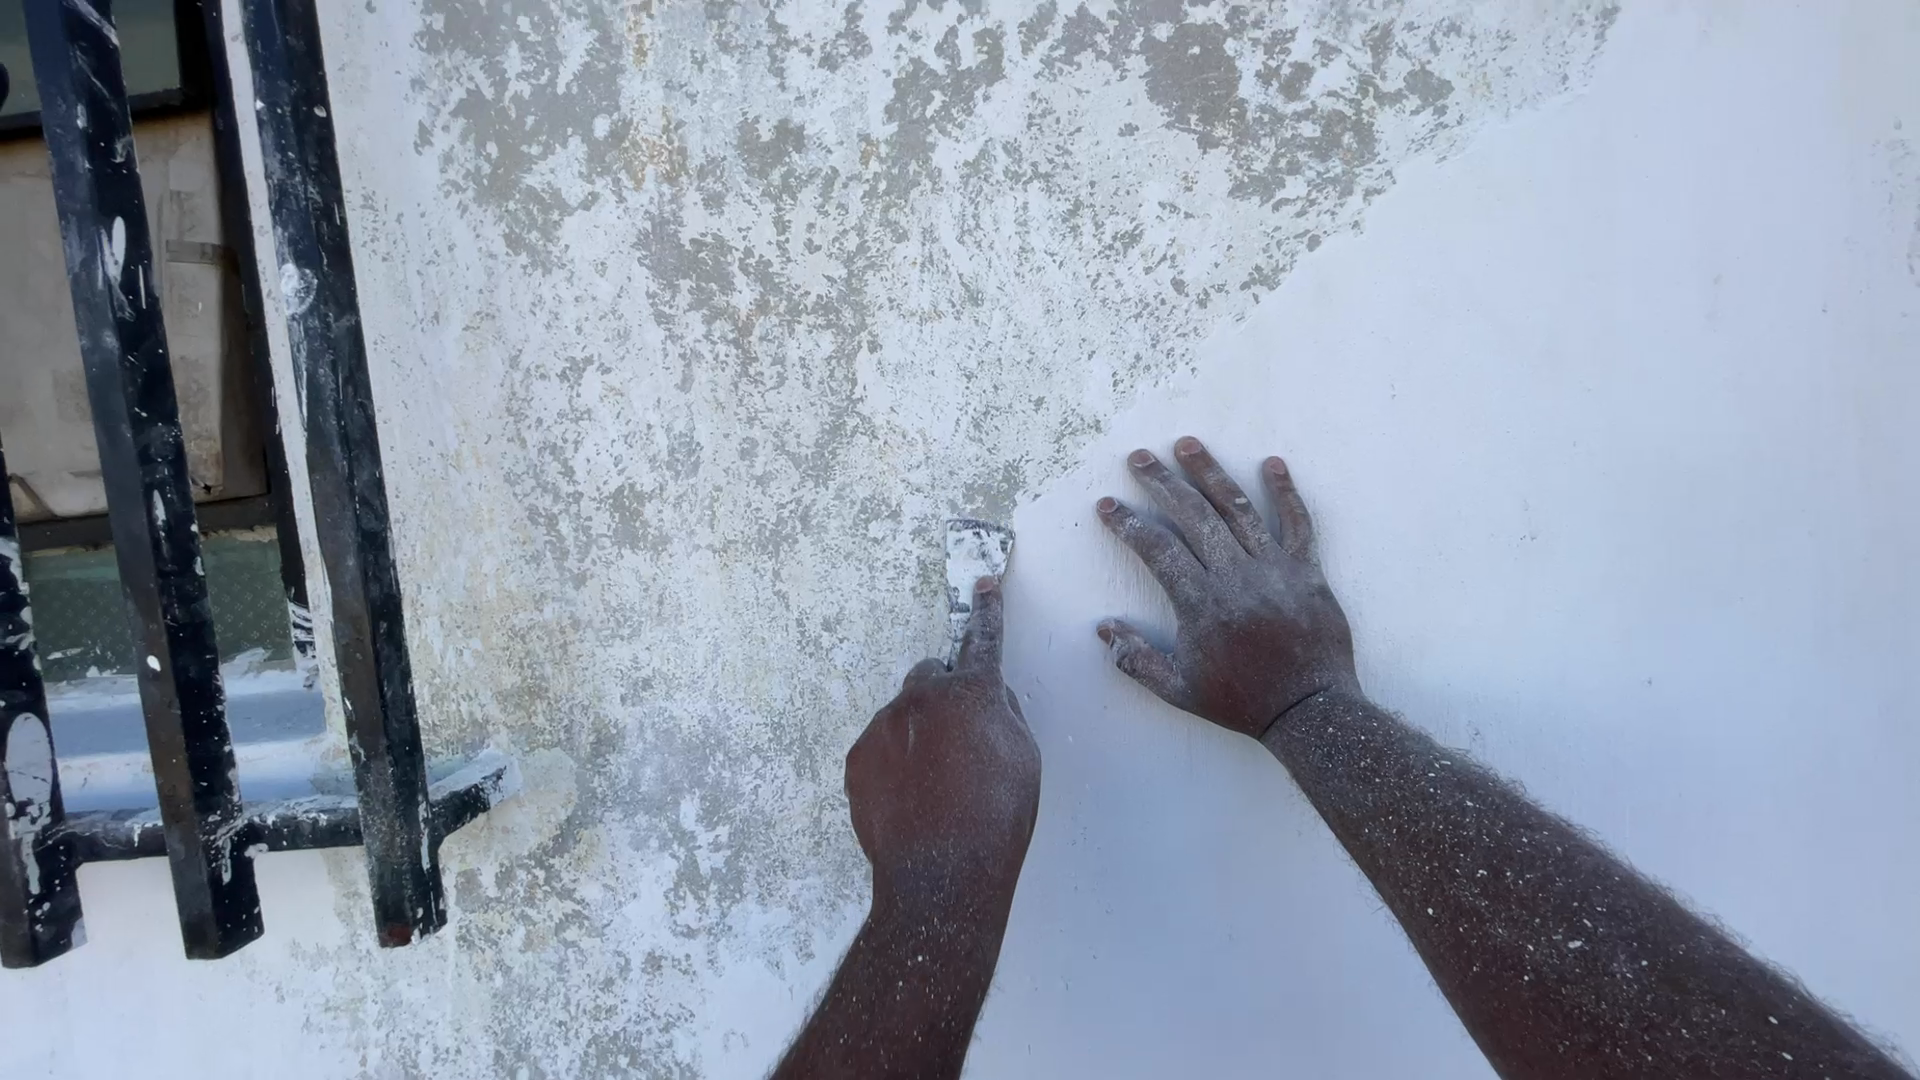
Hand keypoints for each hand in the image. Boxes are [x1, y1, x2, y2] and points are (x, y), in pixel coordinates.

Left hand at [845, 578, 1040, 912]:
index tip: (982, 585)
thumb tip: (988, 698)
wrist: (942, 876)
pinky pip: (880, 744)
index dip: (988, 611)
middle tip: (959, 739)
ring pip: (904, 714)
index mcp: (973, 694)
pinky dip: (894, 759)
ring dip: (918, 733)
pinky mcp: (858, 755)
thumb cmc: (996, 819)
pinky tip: (910, 797)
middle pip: (932, 676)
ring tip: (934, 784)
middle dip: (944, 695)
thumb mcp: (1025, 760)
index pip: (984, 640)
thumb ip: (1003, 714)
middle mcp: (924, 698)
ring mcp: (885, 726)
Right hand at [1096, 436, 1359, 738]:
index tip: (1107, 505)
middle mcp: (1235, 577)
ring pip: (1237, 509)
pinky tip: (1272, 464)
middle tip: (1140, 457)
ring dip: (1210, 473)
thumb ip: (1136, 660)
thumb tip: (1104, 629)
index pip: (1157, 549)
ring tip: (1187, 444)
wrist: (1311, 711)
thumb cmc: (1241, 702)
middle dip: (1162, 483)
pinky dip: (1286, 492)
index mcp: (1201, 604)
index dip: (1128, 524)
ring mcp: (1274, 570)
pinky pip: (1298, 523)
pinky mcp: (1307, 571)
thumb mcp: (1178, 690)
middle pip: (1193, 516)